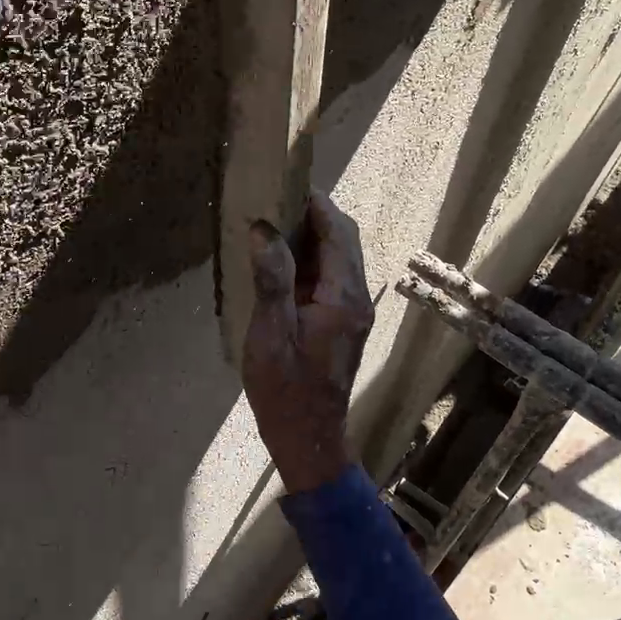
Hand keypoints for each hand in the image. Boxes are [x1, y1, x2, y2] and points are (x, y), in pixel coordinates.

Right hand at [243, 193, 374, 493]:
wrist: (307, 438)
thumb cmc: (286, 388)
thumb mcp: (271, 332)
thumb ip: (272, 278)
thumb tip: (265, 228)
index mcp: (343, 297)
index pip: (338, 232)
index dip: (316, 203)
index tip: (286, 180)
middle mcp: (355, 299)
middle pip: (344, 240)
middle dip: (315, 213)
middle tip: (275, 197)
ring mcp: (350, 312)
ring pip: (337, 257)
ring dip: (311, 235)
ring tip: (272, 221)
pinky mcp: (339, 323)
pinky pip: (328, 276)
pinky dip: (308, 258)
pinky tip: (278, 259)